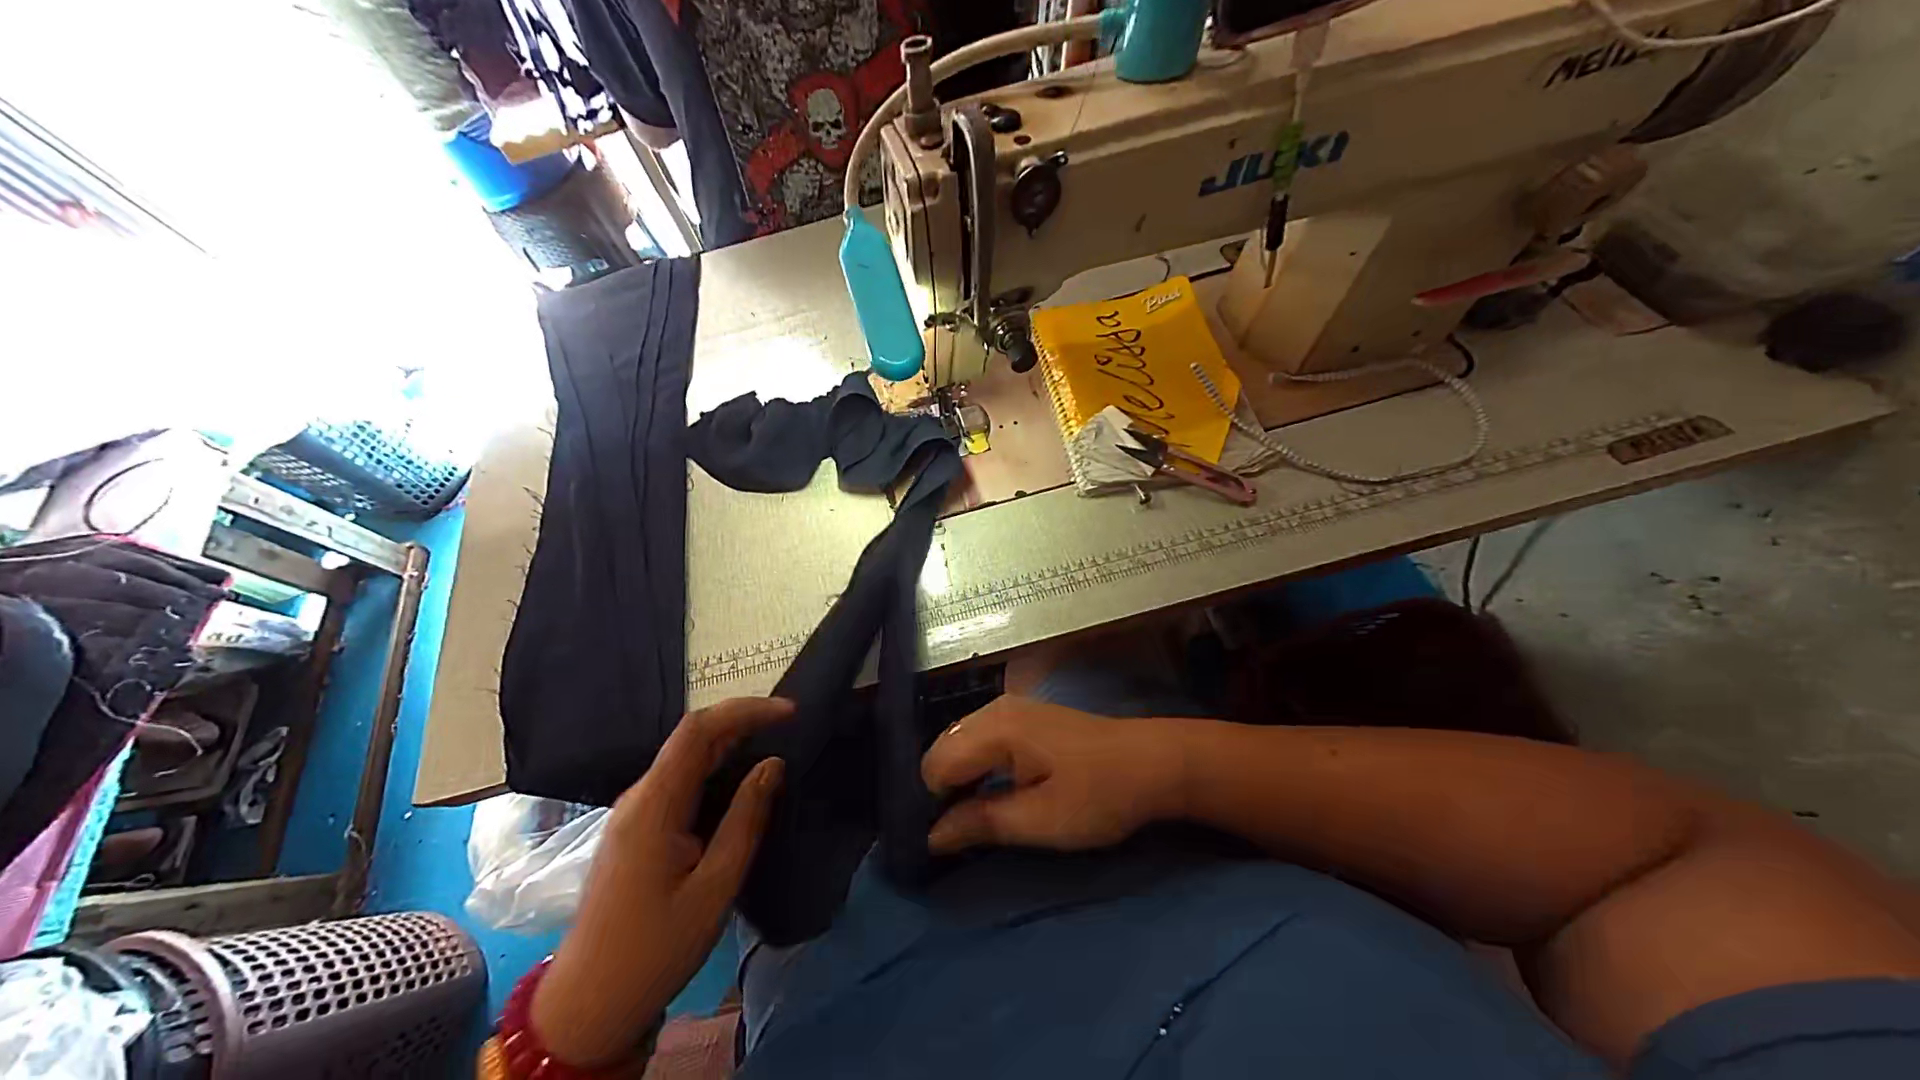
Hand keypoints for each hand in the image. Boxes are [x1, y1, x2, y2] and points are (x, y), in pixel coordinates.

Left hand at [532, 698, 791, 1066]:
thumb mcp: (715, 886)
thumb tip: (773, 765)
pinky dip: (714, 771)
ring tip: (774, 748)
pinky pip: (677, 783)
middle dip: (742, 722)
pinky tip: (739, 785)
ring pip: (684, 760)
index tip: (790, 713)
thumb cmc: (656, 948)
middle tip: (791, 727)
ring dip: (729, 745)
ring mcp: (632, 813)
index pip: (698, 730)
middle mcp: (638, 798)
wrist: (588, 1004)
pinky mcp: (634, 830)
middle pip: (691, 739)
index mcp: (654, 805)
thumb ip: (745, 819)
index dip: (746, 710)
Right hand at [920, 696, 1187, 855]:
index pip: (933, 766)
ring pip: (959, 745)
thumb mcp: (1040, 820)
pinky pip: (980, 740)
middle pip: (942, 751)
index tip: (950, 839)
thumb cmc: (1100, 794)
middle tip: (965, 832)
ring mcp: (1010, 709)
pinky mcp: (1023, 717)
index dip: (933, 805)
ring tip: (980, 817)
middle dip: (944, 791)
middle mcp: (994, 709)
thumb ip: (981, 823)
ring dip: (960, 780)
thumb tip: (930, 836)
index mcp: (994, 727)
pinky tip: (997, 792)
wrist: (1155, 763)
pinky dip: (978, 767)